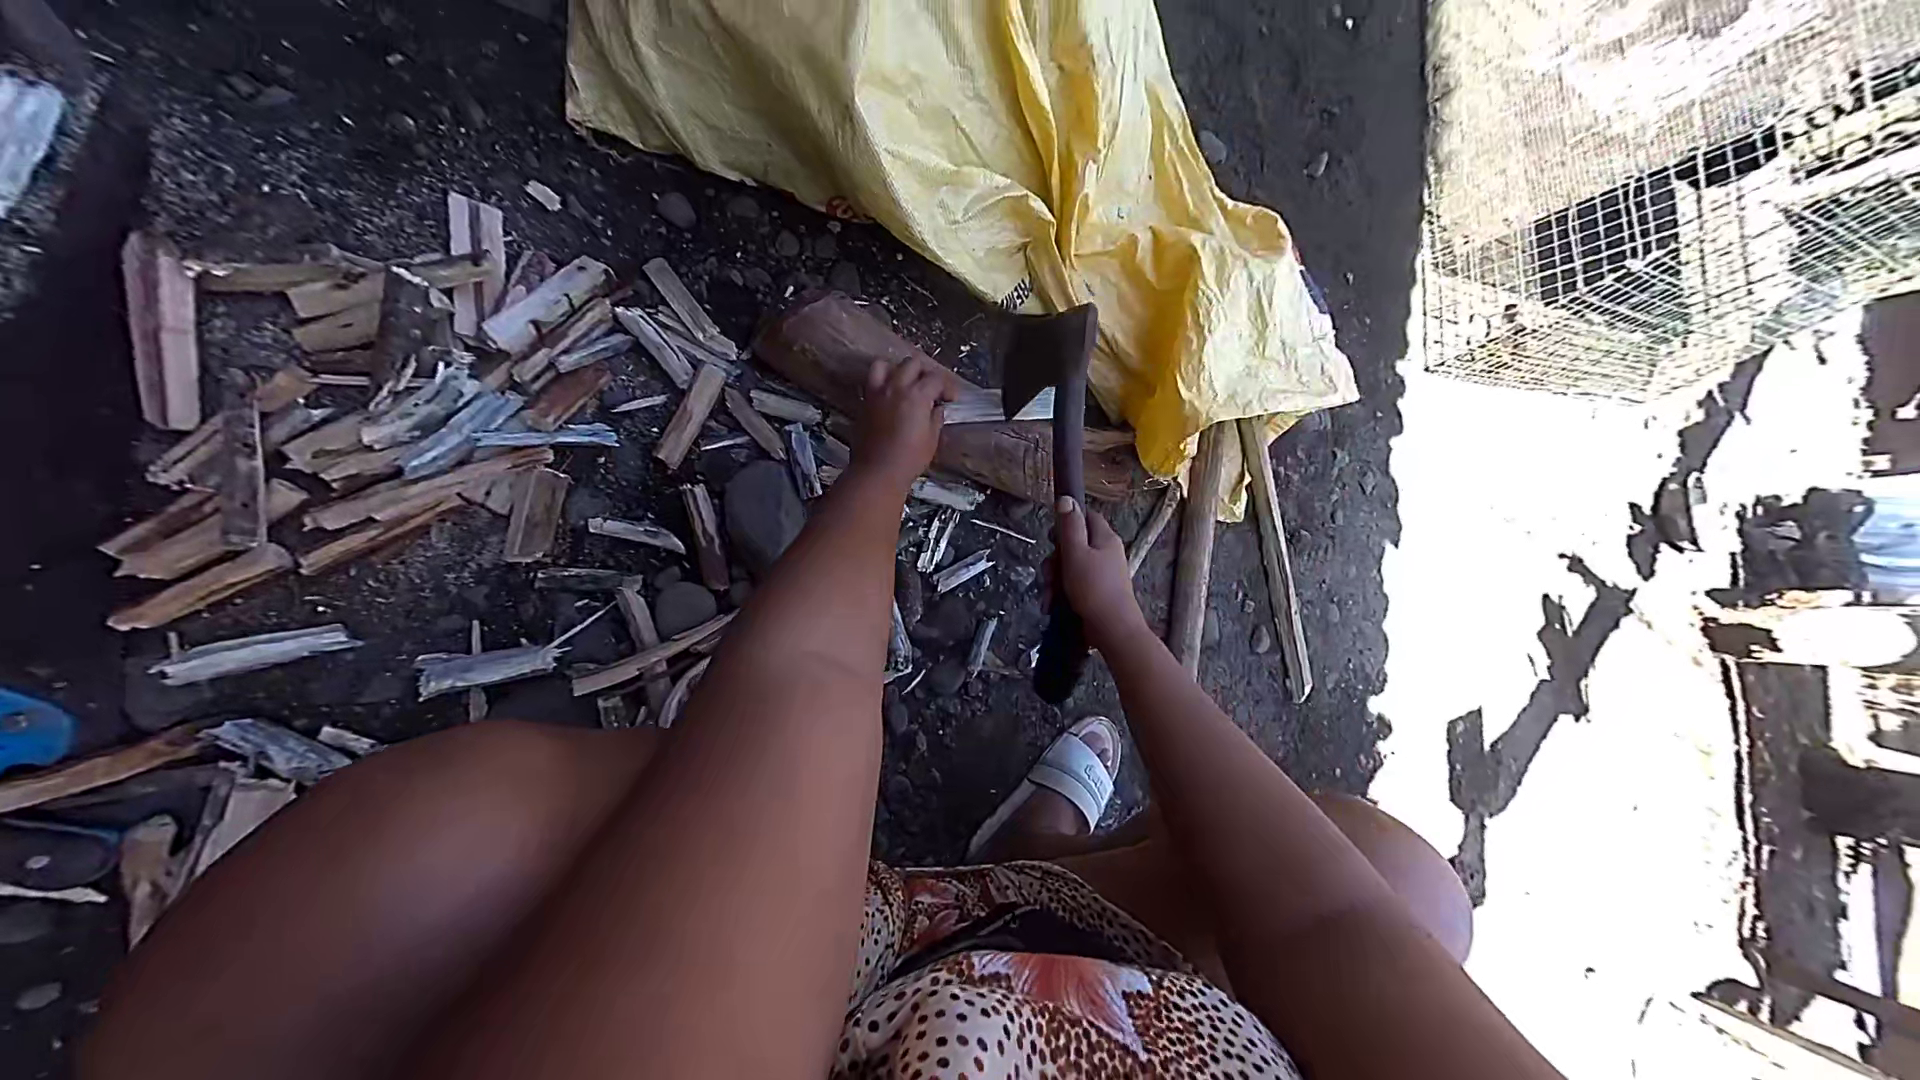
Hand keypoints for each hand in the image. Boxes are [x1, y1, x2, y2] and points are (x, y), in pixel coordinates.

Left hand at [851, 356, 954, 491]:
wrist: (877, 471)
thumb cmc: (909, 459)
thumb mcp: (932, 439)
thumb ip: (935, 418)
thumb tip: (936, 408)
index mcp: (917, 396)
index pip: (936, 378)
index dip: (947, 386)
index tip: (951, 398)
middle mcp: (896, 387)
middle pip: (912, 363)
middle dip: (926, 372)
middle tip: (932, 388)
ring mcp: (877, 393)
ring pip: (886, 364)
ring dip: (899, 370)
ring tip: (906, 383)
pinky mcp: (864, 402)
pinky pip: (872, 381)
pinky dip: (882, 381)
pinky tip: (890, 395)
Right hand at [1049, 496, 1147, 647]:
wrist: (1112, 629)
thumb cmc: (1093, 588)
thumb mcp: (1075, 553)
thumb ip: (1069, 526)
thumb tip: (1066, 498)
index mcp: (1104, 538)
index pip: (1086, 516)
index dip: (1067, 521)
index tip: (1052, 536)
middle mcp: (1106, 553)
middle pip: (1074, 543)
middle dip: (1055, 559)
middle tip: (1049, 573)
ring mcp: (1102, 574)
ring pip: (1070, 566)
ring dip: (1055, 580)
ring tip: (1050, 596)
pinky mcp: (1097, 592)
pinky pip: (1074, 584)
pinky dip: (1062, 593)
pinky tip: (1053, 606)